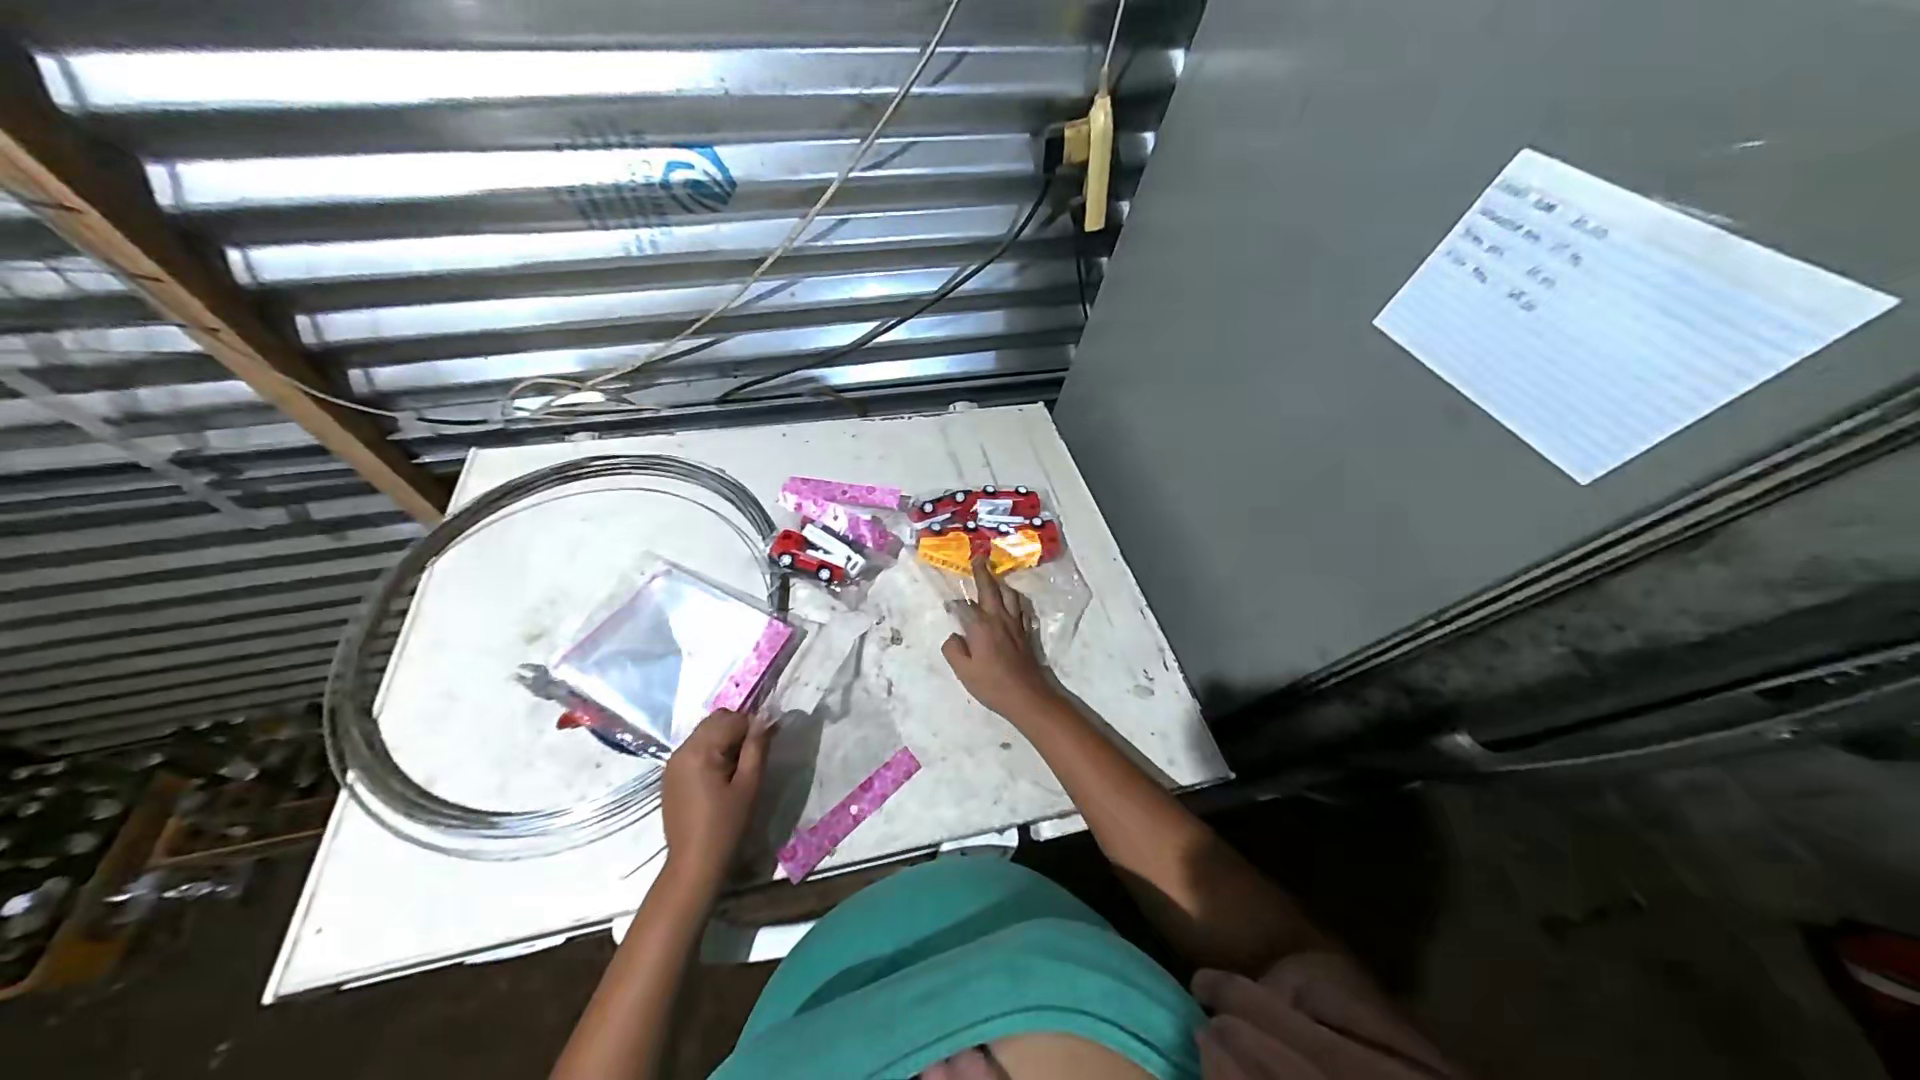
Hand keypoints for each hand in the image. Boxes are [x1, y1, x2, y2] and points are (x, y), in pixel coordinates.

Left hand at [661, 709, 769, 888]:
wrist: (694, 863)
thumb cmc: (726, 825)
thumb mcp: (748, 785)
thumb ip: (756, 747)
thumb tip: (765, 719)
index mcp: (700, 751)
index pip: (732, 719)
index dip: (754, 726)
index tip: (768, 740)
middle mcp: (682, 750)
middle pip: (715, 720)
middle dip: (737, 728)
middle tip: (753, 752)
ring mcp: (672, 762)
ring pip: (704, 732)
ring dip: (724, 738)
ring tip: (738, 765)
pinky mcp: (670, 775)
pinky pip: (694, 748)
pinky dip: (710, 750)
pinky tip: (721, 774)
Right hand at [941, 556, 1060, 721]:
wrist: (1027, 695)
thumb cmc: (992, 684)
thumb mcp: (963, 671)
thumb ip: (954, 650)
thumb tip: (954, 636)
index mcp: (980, 626)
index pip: (964, 606)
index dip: (954, 604)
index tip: (948, 606)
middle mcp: (999, 618)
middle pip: (990, 589)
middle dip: (982, 573)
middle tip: (978, 558)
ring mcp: (1015, 624)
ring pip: (1009, 595)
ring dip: (1000, 584)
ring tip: (995, 578)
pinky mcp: (1026, 632)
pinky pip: (1020, 608)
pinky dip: (1014, 599)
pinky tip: (1012, 602)